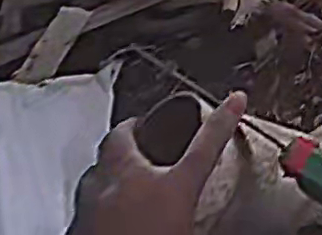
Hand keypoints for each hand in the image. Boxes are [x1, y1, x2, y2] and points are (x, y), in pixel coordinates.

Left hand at [69, 92, 245, 234]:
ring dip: (108, 190)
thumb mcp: (188, 182)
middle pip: (102, 163)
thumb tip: (236, 99)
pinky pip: (89, 224)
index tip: (144, 125)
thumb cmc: (151, 231)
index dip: (133, 126)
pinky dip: (102, 219)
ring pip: (93, 195)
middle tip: (140, 160)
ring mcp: (85, 222)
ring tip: (129, 197)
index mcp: (121, 167)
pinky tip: (119, 226)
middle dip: (119, 158)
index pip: (120, 133)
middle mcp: (95, 191)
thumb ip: (209, 141)